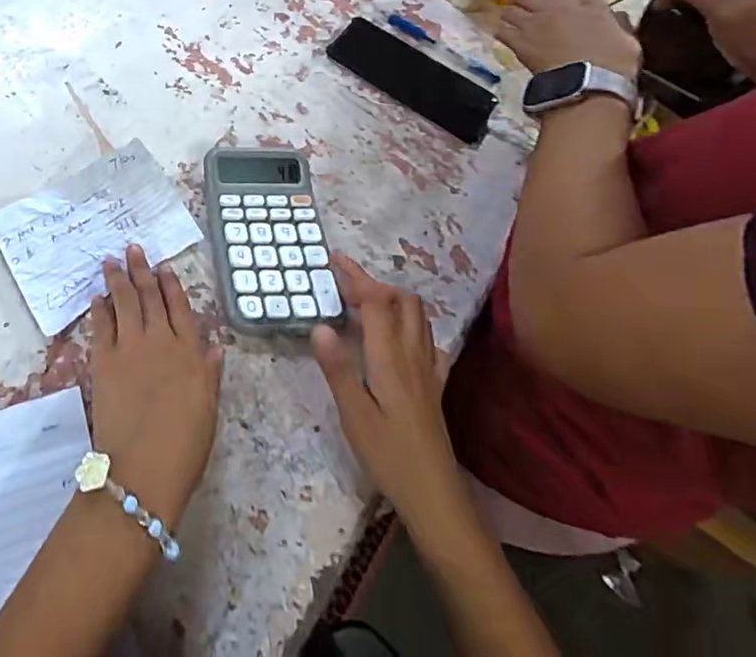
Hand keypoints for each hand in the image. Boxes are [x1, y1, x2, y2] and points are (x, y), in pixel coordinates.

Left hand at [88, 246, 223, 527]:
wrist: (145, 466)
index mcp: (189, 353)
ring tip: (111, 260)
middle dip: (141, 270)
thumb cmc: (184, 445)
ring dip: (117, 279)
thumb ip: (209, 373)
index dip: (171, 286)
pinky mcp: (103, 359)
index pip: (180, 308)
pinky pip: (101, 325)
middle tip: (133, 248)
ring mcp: (130, 347)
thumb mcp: (208, 408)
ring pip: (124, 303)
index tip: (164, 267)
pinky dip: (99, 308)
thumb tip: (214, 346)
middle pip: (149, 297)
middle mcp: (160, 341)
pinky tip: (97, 296)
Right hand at [310, 255, 463, 516]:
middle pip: (402, 302)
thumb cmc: (389, 456)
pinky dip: (408, 323)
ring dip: (391, 298)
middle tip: (342, 279)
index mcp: (390, 360)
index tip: (333, 260)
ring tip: (361, 299)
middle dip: (373, 282)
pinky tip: (395, 335)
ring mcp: (428, 371)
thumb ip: (338, 368)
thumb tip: (319, 325)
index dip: (356, 277)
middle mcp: (413, 357)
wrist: (436, 497)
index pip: (376, 304)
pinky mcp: (433, 386)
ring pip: (417, 317)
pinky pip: (427, 341)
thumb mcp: (353, 415)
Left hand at [497, 0, 641, 77]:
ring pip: (508, 10)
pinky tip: (506, 36)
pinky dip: (501, 32)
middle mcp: (552, 6)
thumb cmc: (615, 59)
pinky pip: (500, 30)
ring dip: (510, 14)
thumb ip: (615, 20)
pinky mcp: (517, 42)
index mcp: (581, 0)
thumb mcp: (624, 33)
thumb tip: (615, 17)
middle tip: (522, 5)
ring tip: (513, 21)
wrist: (591, 81)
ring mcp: (532, 23)